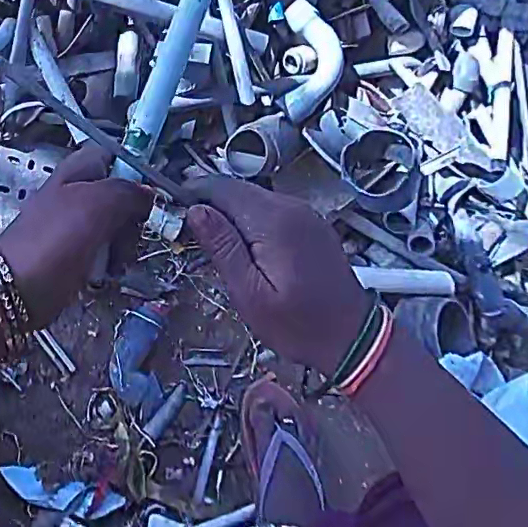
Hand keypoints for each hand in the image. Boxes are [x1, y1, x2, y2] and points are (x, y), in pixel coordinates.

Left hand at [0, 148, 150, 325]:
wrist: (14, 290)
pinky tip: (106, 273)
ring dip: (124, 244)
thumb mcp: (96, 206)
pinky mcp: (75, 253)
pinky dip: (110, 262)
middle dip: (133, 216)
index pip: (116, 155)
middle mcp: (77, 192)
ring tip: (115, 260)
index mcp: (78, 170)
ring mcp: (75, 224)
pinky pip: (105, 250)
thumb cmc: (53, 241)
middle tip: (129, 233)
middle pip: (122, 194)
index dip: (135, 171)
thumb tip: (149, 193)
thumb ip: (128, 192)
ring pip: (118, 225)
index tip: (147, 194)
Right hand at [186, 176, 371, 373]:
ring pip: (252, 196)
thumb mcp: (249, 294)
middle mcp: (290, 207)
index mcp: (273, 221)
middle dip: (208, 201)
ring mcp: (303, 212)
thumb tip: (195, 210)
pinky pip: (269, 208)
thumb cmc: (298, 325)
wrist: (354, 338)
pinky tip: (241, 242)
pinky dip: (248, 217)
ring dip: (227, 210)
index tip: (173, 207)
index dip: (193, 192)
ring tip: (211, 239)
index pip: (222, 188)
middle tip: (186, 227)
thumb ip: (222, 247)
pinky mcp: (309, 222)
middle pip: (236, 188)